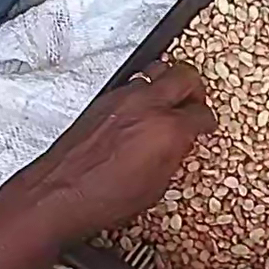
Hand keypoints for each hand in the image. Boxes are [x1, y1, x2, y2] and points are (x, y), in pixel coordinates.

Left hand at [0, 60, 217, 244]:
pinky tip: (141, 110)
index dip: (207, 122)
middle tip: (196, 102)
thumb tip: (178, 144)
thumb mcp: (156, 187)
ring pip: (158, 71)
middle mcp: (148, 105)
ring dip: (169, 83)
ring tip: (170, 100)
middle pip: (185, 76)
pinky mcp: (104, 99)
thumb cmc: (105, 197)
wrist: (61, 193)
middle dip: (195, 89)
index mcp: (169, 130)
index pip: (201, 114)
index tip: (205, 126)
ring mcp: (124, 98)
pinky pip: (134, 83)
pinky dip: (144, 91)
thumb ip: (173, 156)